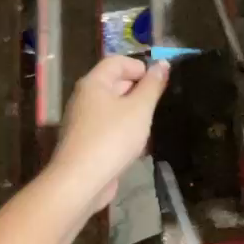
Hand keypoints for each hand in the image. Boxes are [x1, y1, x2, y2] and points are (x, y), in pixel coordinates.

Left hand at [46, 56, 167, 212]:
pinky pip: (109, 128)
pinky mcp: (86, 143)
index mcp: (93, 83)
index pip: (116, 62)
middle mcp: (84, 98)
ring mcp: (83, 122)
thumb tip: (163, 64)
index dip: (139, 66)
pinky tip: (139, 146)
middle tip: (160, 104)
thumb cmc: (112, 138)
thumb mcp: (139, 109)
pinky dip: (125, 131)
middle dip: (139, 90)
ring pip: (113, 108)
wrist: (81, 181)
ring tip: (152, 124)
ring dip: (134, 114)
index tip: (160, 82)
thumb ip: (152, 85)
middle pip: (114, 84)